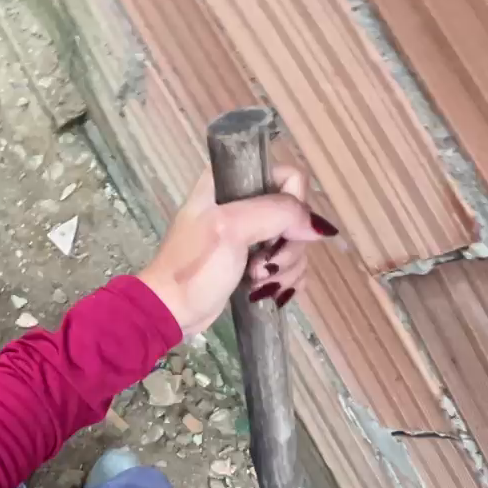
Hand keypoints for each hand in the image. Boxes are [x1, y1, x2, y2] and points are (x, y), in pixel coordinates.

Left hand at [136, 165, 338, 336]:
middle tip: (262, 266)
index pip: (287, 177)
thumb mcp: (231, 228)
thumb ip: (278, 213)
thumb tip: (317, 227)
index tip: (278, 231)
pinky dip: (285, 281)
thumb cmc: (194, 266)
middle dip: (287, 246)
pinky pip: (288, 266)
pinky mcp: (252, 263)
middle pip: (295, 215)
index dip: (292, 204)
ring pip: (294, 244)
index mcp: (229, 184)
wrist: (171, 310)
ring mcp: (248, 236)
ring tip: (256, 282)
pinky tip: (267, 293)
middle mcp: (241, 204)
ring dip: (285, 268)